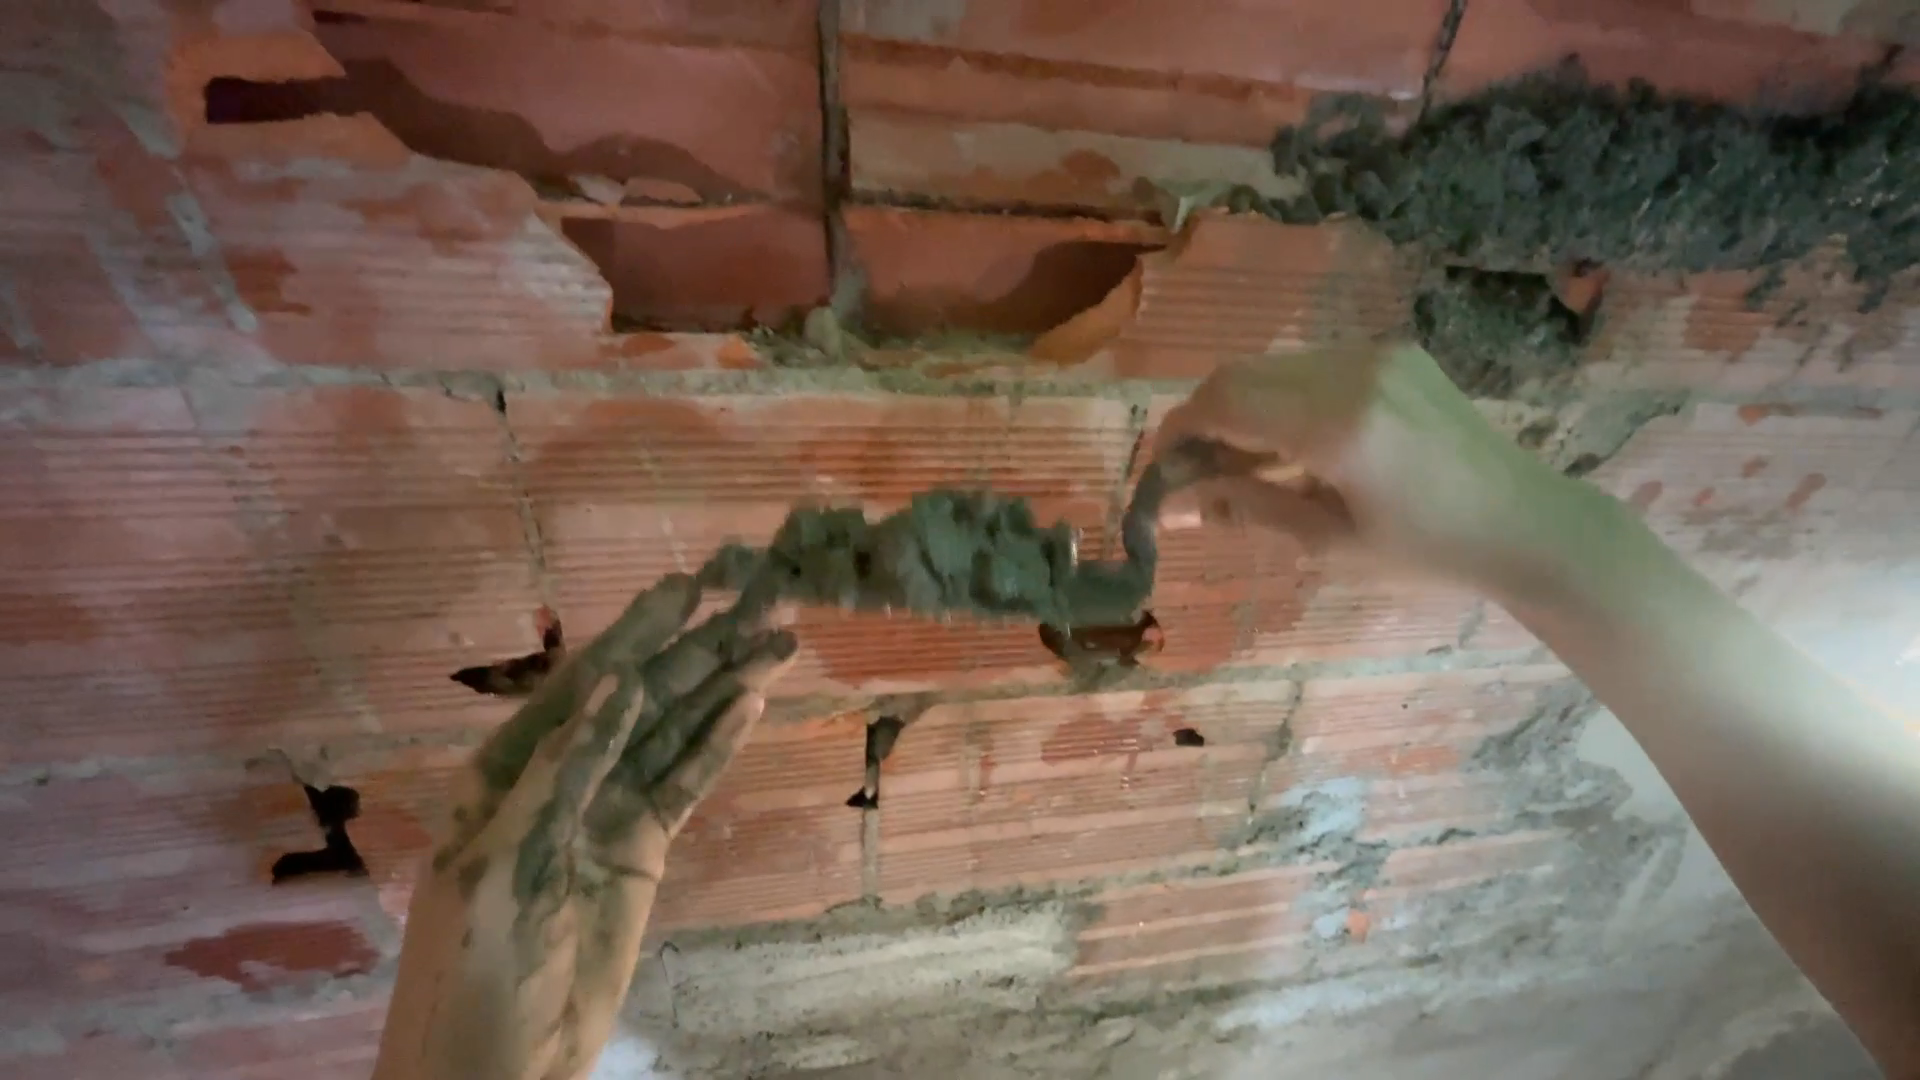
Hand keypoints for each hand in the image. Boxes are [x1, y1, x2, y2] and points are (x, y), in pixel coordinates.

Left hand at [372, 576, 797, 1079]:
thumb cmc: (475, 974)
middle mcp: (567, 772)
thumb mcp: (503, 867)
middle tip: (763, 608)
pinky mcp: (644, 841)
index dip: (639, 632)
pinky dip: (719, 743)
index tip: (689, 588)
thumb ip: (563, 771)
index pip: (589, 683)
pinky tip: (751, 703)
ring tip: (777, 645)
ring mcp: (610, 806)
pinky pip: (688, 781)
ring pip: (676, 732)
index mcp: (513, 767)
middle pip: (647, 698)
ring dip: (725, 687)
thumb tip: (620, 684)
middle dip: (702, 650)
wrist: (497, 1074)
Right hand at [1152, 341, 1558, 588]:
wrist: (1529, 524)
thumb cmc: (1426, 552)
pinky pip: (1306, 368)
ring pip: (1269, 368)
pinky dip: (1276, 400)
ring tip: (1239, 464)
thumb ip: (1242, 508)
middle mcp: (1353, 371)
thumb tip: (1169, 505)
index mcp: (1338, 425)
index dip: (1178, 431)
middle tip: (1193, 470)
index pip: (1223, 403)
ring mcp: (1377, 355)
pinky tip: (1287, 445)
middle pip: (1238, 375)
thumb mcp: (1325, 543)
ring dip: (1237, 409)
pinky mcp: (1392, 354)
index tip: (1162, 469)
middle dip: (1201, 419)